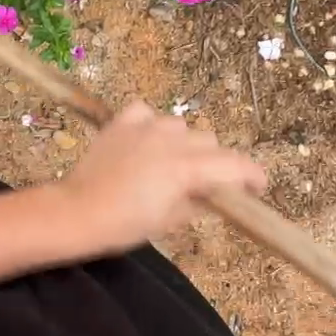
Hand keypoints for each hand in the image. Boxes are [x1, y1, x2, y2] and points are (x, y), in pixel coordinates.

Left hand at [61, 102, 267, 250]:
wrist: (79, 210)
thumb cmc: (126, 224)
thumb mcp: (171, 220)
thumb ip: (197, 202)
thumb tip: (211, 195)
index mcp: (185, 168)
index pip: (233, 164)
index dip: (251, 175)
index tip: (256, 187)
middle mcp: (167, 141)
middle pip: (208, 141)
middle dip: (214, 161)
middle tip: (206, 182)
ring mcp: (142, 128)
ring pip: (179, 125)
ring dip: (183, 142)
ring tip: (172, 162)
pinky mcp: (119, 123)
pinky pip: (144, 112)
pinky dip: (150, 123)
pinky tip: (146, 140)